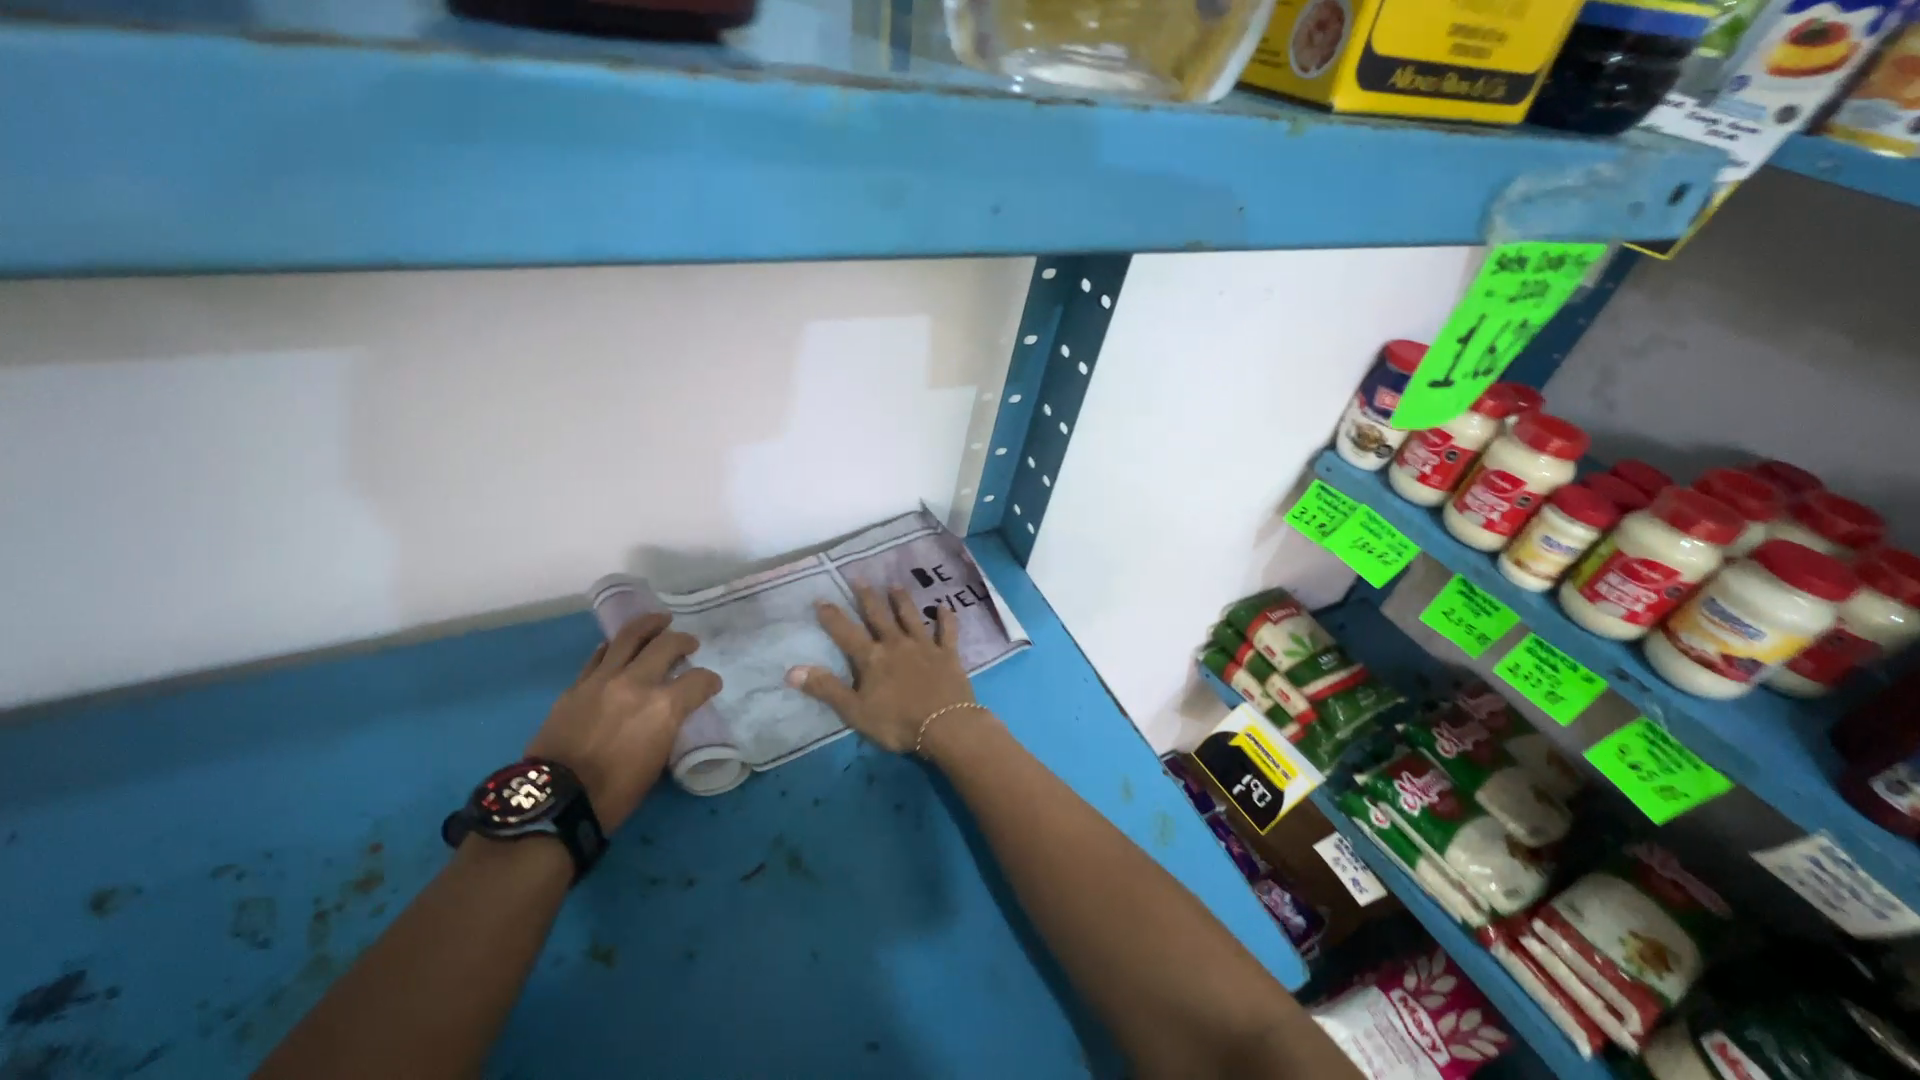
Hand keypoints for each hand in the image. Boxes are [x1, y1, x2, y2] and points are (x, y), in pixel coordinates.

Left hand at [525, 614, 721, 830]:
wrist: (555, 799)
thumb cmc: (615, 793)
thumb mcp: (656, 762)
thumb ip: (666, 728)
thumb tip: (667, 715)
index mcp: (664, 707)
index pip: (699, 681)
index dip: (709, 681)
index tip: (711, 684)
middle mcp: (636, 683)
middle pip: (666, 645)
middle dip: (683, 641)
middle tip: (689, 643)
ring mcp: (602, 680)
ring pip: (630, 637)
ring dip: (649, 626)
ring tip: (659, 622)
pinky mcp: (577, 685)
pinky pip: (600, 655)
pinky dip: (615, 647)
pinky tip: (619, 647)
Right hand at [786, 585, 985, 753]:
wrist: (945, 726)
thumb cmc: (896, 722)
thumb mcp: (855, 710)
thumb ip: (826, 688)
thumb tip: (791, 670)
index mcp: (871, 658)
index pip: (846, 632)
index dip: (832, 616)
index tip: (821, 599)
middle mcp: (896, 644)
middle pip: (878, 616)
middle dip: (866, 597)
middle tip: (858, 578)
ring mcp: (924, 646)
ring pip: (910, 617)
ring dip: (901, 600)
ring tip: (894, 584)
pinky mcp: (948, 654)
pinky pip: (947, 631)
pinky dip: (946, 618)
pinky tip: (945, 606)